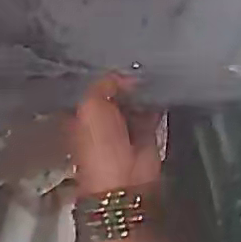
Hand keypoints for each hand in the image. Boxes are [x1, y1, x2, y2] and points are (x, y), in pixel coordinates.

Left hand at [68, 75, 162, 193]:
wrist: (124, 179)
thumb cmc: (99, 143)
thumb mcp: (91, 105)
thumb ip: (103, 84)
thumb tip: (123, 77)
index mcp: (80, 117)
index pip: (91, 90)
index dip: (102, 77)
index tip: (117, 62)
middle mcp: (101, 122)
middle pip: (114, 95)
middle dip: (124, 82)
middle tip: (137, 65)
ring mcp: (123, 129)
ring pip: (132, 102)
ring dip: (141, 91)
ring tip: (150, 73)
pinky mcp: (146, 135)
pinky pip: (151, 111)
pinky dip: (156, 102)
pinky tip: (160, 87)